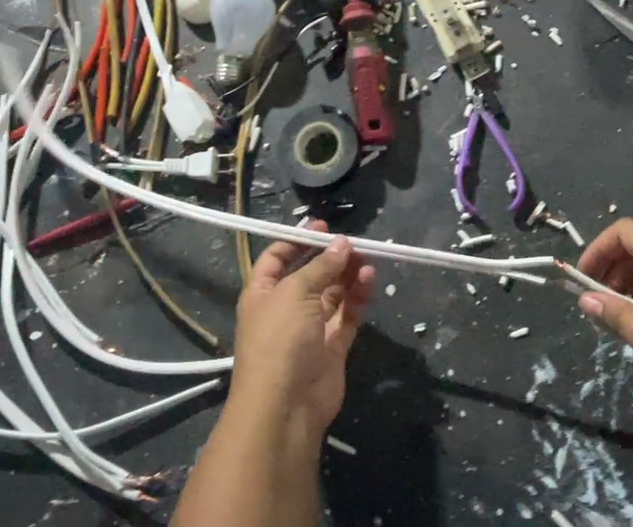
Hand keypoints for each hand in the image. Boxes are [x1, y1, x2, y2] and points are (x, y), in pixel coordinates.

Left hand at [227, 222, 375, 438]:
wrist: (285, 406)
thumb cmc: (279, 339)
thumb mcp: (294, 293)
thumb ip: (320, 267)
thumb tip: (341, 243)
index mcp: (263, 292)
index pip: (278, 257)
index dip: (298, 240)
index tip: (322, 227)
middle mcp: (285, 308)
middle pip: (310, 274)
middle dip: (330, 257)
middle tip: (353, 243)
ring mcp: (309, 329)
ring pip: (332, 294)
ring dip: (347, 275)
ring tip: (366, 260)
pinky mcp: (332, 347)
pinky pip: (347, 316)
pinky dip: (358, 298)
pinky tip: (369, 281)